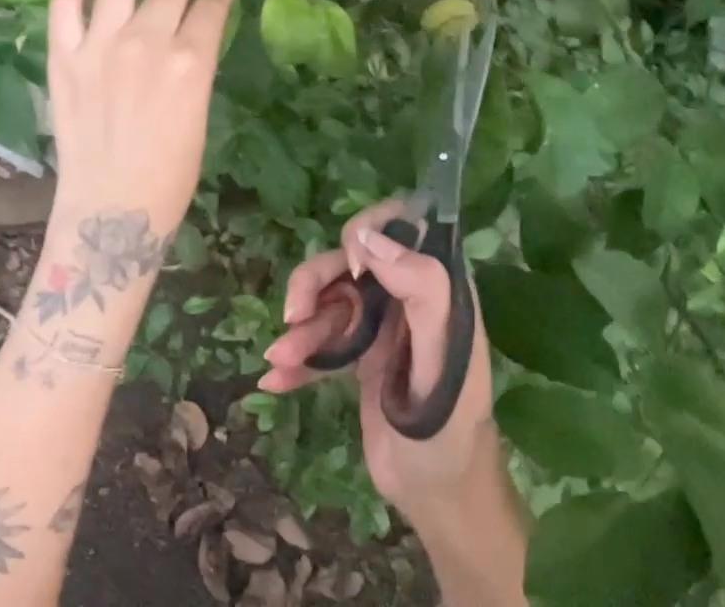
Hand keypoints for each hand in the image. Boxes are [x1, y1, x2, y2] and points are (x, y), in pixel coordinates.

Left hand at [47, 0, 235, 226]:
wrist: (111, 208)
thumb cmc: (168, 176)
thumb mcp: (198, 115)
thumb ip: (195, 70)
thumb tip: (191, 41)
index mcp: (190, 62)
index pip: (211, 8)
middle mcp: (146, 41)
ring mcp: (100, 44)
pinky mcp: (64, 56)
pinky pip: (64, 4)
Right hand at [257, 199, 497, 519]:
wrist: (437, 498)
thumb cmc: (448, 431)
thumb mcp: (443, 361)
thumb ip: (422, 293)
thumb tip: (369, 239)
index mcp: (439, 289)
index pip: (403, 226)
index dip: (369, 232)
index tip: (350, 268)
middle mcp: (407, 299)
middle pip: (350, 262)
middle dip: (315, 283)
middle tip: (293, 316)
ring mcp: (380, 328)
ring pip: (329, 302)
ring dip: (301, 328)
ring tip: (279, 359)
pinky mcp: (359, 358)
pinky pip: (321, 342)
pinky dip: (297, 359)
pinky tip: (275, 379)